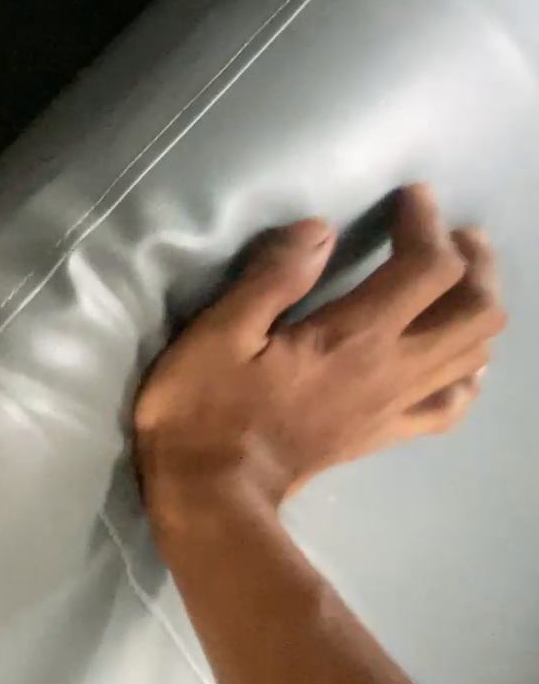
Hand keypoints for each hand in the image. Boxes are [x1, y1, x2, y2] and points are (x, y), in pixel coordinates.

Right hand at [134, 184, 505, 520]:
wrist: (212, 486)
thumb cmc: (201, 407)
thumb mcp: (215, 335)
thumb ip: (269, 282)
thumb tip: (318, 230)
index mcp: (352, 337)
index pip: (422, 268)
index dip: (425, 224)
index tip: (412, 196)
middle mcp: (393, 366)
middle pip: (474, 307)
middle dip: (475, 262)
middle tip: (453, 235)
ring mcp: (394, 403)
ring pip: (476, 349)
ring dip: (482, 305)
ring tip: (461, 282)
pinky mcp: (382, 432)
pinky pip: (452, 403)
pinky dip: (469, 373)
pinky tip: (459, 362)